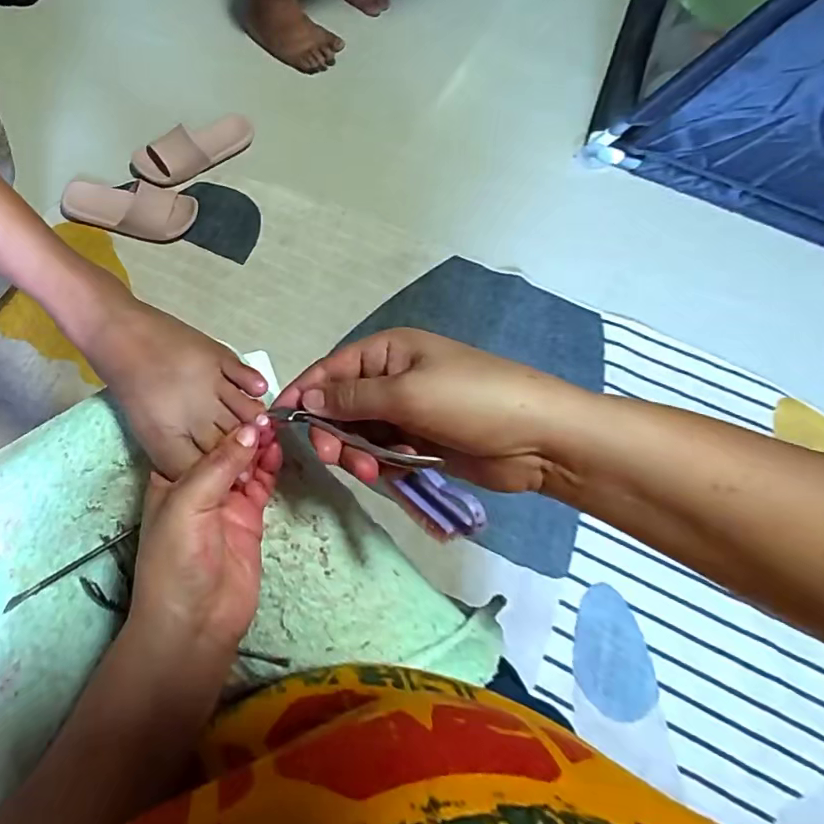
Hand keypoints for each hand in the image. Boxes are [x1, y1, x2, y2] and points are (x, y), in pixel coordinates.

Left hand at [79, 298, 268, 477]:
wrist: (120, 335)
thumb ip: (174, 453)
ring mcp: (211, 384)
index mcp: (171, 440)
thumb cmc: (127, 384)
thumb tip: (204, 466)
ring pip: (247, 414)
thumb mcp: (145, 431)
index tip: (237, 473)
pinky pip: (247, 377)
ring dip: (254, 421)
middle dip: (245, 452)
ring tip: (258, 424)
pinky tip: (258, 392)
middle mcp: (196, 416)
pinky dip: (256, 386)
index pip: (210, 467)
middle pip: (233, 444)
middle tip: (254, 451)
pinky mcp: (218, 357)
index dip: (227, 473)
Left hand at [131, 417, 282, 650]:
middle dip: (243, 431)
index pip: (196, 438)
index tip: (245, 402)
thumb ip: (220, 464)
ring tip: (276, 428)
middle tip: (269, 413)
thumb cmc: (175, 559)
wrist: (194, 623)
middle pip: (223, 449)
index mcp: (170, 476)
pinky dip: (269, 470)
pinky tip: (278, 453)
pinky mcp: (248, 520)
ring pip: (245, 464)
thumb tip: (251, 428)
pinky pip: (260, 486)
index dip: (219, 420)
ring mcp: (224, 503)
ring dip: (259, 447)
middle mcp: (196, 486)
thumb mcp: (188, 502)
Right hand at [276, 328, 596, 492]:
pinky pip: (382, 449)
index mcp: (387, 351)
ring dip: (356, 450)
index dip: (304, 392)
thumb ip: (351, 398)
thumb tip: (305, 395)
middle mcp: (392, 377)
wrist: (543, 439)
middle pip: (341, 403)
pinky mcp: (419, 439)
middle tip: (332, 455)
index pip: (331, 369)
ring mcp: (406, 410)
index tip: (281, 419)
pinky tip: (388, 472)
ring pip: (359, 431)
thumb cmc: (472, 401)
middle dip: (333, 429)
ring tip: (370, 469)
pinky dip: (379, 461)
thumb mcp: (406, 393)